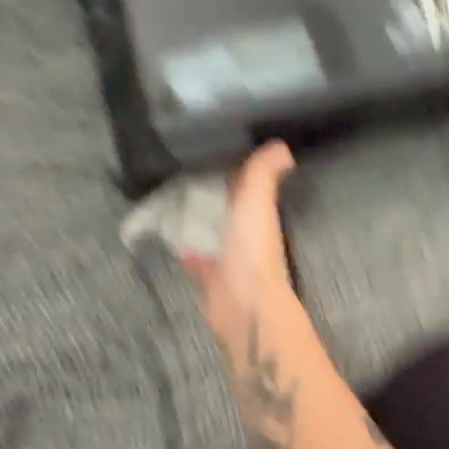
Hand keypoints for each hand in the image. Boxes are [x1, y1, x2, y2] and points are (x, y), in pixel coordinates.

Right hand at [183, 141, 296, 351]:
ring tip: (170, 191)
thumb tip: (282, 146)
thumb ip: (264, 171)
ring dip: (197, 214)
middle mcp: (247, 231)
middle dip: (212, 188)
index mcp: (261, 211)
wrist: (242, 304)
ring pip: (211, 227)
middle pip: (227, 203)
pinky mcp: (208, 274)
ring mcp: (228, 254)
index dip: (235, 164)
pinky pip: (194, 252)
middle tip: (184, 165)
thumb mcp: (258, 198)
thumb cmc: (253, 248)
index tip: (216, 144)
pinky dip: (183, 243)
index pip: (249, 181)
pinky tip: (165, 229)